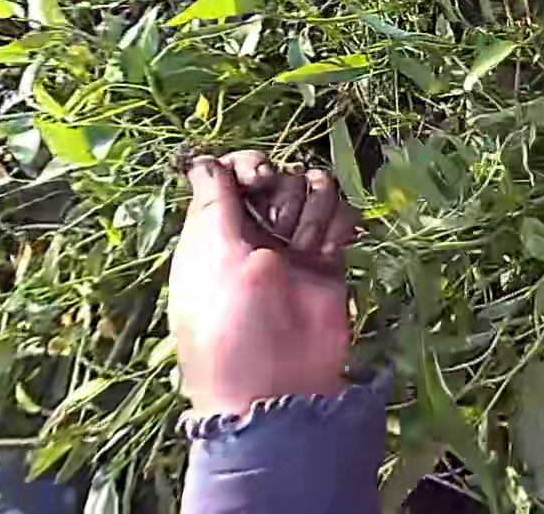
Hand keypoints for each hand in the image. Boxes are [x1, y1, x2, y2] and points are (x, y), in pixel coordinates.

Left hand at [169, 151, 358, 416]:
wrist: (279, 384)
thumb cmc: (231, 324)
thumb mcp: (213, 261)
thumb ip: (214, 204)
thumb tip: (200, 158)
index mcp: (220, 229)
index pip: (238, 170)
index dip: (252, 165)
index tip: (261, 180)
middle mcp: (259, 228)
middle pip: (283, 174)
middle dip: (285, 195)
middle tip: (280, 231)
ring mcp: (297, 241)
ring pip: (316, 188)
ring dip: (313, 211)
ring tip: (305, 249)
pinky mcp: (330, 254)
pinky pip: (342, 214)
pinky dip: (338, 225)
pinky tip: (327, 252)